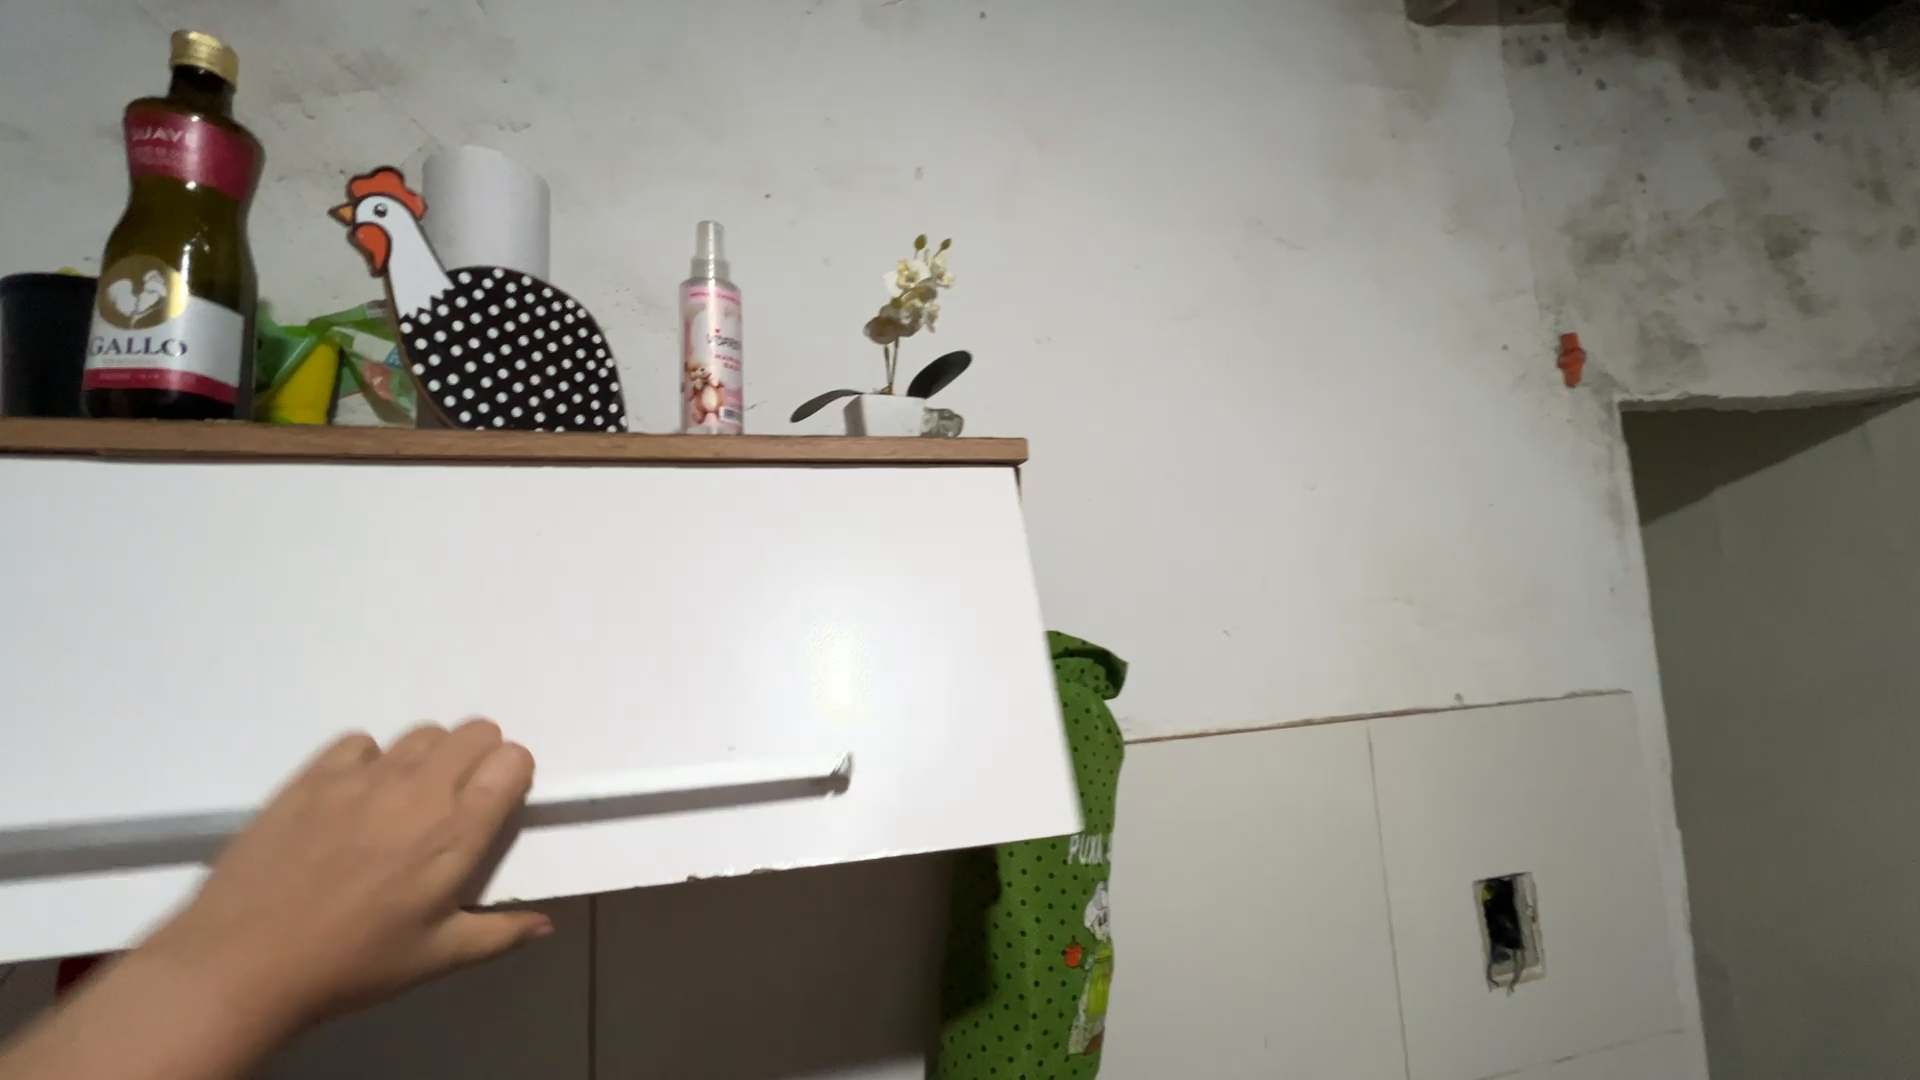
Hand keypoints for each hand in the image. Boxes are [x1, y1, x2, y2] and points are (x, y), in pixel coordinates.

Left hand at [139, 720, 551, 1028]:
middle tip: (457, 796)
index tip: (497, 800)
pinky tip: (354, 796)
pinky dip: (368, 760)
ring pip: (424, 732)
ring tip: (406, 796)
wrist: (232, 970)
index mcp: (458, 831)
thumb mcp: (436, 957)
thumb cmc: (349, 964)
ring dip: (429, 756)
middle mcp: (421, 791)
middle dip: (480, 755)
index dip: (512, 774)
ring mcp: (364, 779)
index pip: (513, 758)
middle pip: (476, 730)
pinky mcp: (313, 778)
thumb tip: (547, 926)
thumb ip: (500, 934)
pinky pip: (360, 741)